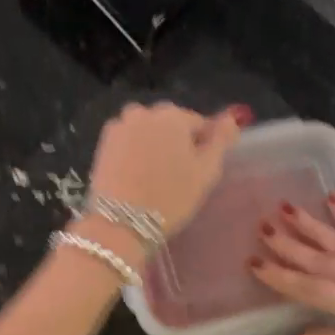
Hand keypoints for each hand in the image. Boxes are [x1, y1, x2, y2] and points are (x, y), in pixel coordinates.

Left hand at [87, 102, 250, 235]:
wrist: (120, 223)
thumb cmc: (170, 197)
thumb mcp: (206, 171)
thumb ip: (221, 139)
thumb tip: (231, 118)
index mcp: (172, 114)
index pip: (198, 123)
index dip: (202, 146)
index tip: (198, 170)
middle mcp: (144, 112)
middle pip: (170, 124)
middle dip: (176, 143)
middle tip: (178, 177)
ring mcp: (120, 125)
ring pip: (148, 132)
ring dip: (154, 146)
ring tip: (156, 177)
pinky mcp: (103, 142)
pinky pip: (129, 141)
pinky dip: (135, 152)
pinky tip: (137, 176)